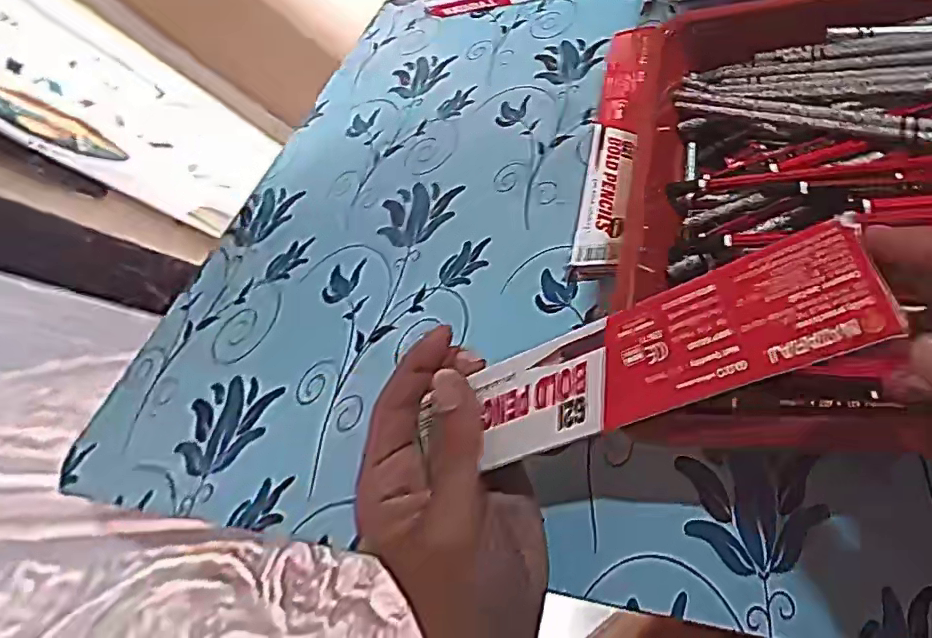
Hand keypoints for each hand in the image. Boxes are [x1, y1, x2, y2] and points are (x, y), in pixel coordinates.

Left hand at [356, 326, 546, 637]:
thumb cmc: (453, 595)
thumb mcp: (449, 518)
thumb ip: (453, 447)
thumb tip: (450, 379)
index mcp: (393, 480)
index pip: (398, 409)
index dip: (418, 368)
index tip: (444, 336)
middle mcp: (428, 468)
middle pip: (438, 403)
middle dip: (456, 375)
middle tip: (481, 362)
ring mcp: (468, 472)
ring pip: (478, 414)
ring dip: (495, 392)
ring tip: (512, 379)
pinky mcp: (505, 478)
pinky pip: (511, 433)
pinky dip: (525, 413)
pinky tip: (537, 402)